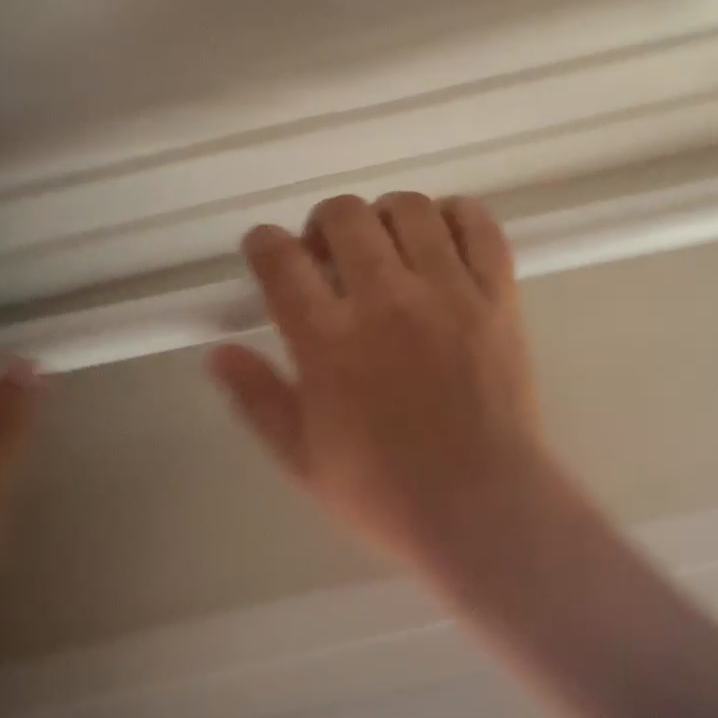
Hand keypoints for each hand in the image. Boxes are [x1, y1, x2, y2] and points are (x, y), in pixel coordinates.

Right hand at [207, 193, 552, 560]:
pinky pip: (481, 228)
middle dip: (322, 224)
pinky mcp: (498, 299)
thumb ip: (258, 400)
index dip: (264, 244)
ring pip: (410, 209)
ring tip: (386, 246)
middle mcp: (386, 301)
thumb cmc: (387, 495)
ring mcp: (449, 294)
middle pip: (343, 217)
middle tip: (328, 256)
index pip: (279, 259)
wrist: (483, 508)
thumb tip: (218, 353)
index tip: (267, 250)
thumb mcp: (304, 459)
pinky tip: (444, 234)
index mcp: (328, 342)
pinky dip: (458, 216)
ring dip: (385, 216)